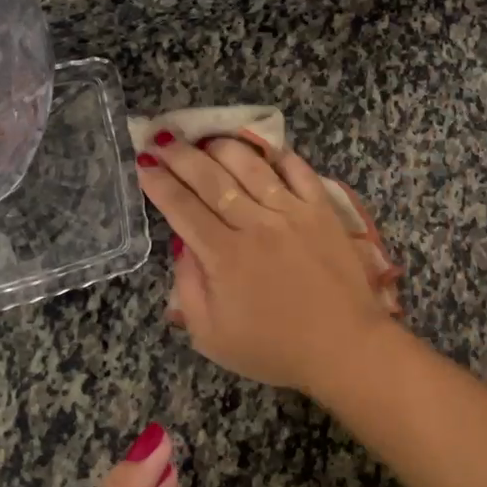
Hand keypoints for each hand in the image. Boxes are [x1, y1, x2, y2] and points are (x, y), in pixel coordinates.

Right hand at [137, 137, 392, 393]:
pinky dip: (279, 156)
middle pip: (212, 179)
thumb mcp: (212, 336)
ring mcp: (292, 212)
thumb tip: (182, 246)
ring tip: (206, 138)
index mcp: (224, 256)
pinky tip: (263, 149)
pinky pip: (299, 171)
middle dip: (182, 156)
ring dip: (224, 148)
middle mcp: (256, 224)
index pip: (183, 208)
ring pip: (252, 167)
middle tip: (163, 139)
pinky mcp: (322, 209)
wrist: (343, 344)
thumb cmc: (274, 348)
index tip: (143, 164)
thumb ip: (189, 288)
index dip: (160, 183)